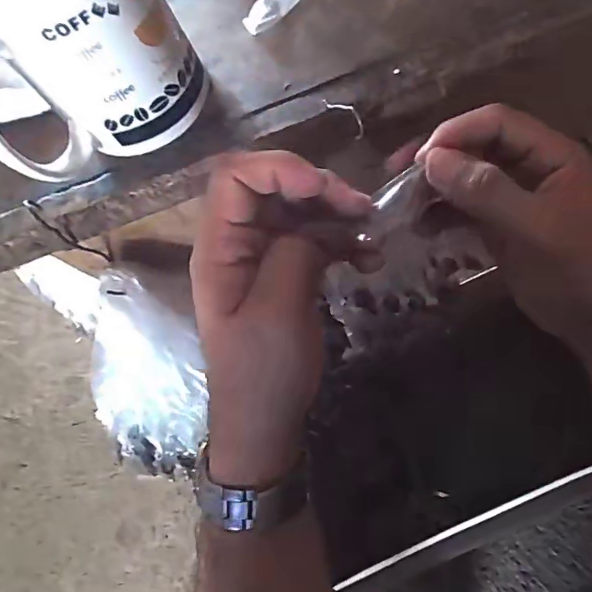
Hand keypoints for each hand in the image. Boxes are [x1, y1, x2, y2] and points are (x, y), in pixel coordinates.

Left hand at [191, 152, 373, 487]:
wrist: (265, 422)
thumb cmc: (262, 374)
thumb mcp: (276, 313)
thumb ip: (292, 256)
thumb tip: (317, 226)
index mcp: (219, 248)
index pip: (235, 178)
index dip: (279, 169)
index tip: (324, 189)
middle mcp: (238, 243)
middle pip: (271, 187)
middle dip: (318, 188)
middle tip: (362, 210)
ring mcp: (263, 257)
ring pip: (299, 211)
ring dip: (338, 214)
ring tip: (372, 232)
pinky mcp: (287, 272)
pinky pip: (314, 239)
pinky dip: (343, 240)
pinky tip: (369, 257)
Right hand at [411, 105, 591, 351]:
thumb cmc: (577, 270)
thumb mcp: (534, 228)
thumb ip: (487, 191)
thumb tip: (433, 159)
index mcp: (552, 155)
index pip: (497, 123)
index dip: (456, 133)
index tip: (420, 159)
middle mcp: (533, 168)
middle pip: (478, 147)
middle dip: (439, 159)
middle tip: (398, 175)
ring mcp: (518, 198)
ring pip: (470, 178)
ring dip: (437, 188)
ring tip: (404, 205)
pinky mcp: (506, 227)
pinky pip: (470, 209)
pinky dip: (446, 214)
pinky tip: (424, 227)